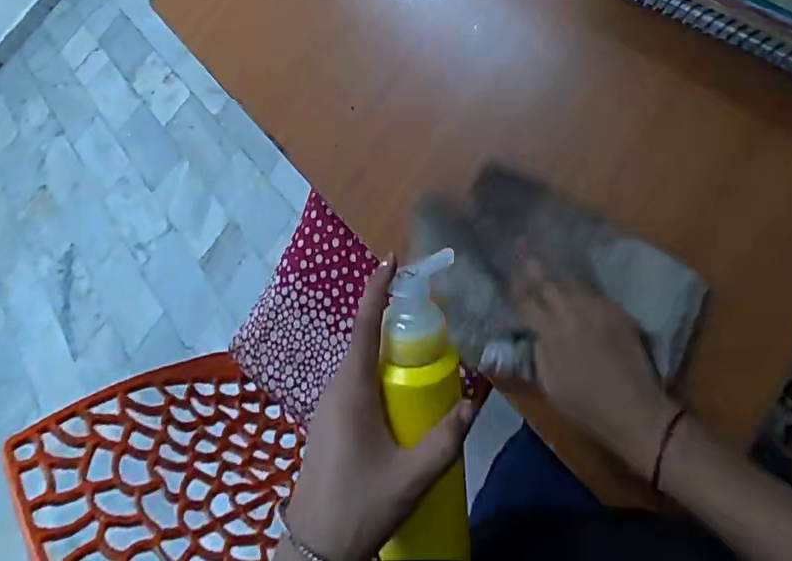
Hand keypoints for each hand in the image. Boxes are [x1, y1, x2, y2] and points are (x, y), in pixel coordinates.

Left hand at [284, 257, 476, 560]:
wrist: (316, 544)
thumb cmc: (361, 503)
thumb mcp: (412, 475)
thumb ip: (446, 438)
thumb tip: (475, 399)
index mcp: (352, 386)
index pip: (363, 323)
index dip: (377, 289)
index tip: (392, 259)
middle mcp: (337, 384)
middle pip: (364, 337)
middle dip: (390, 317)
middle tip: (425, 307)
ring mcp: (330, 402)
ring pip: (360, 360)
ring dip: (385, 347)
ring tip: (420, 347)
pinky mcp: (331, 418)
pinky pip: (357, 379)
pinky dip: (378, 370)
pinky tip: (399, 390)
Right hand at [514, 265, 680, 476]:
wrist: (638, 413)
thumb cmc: (588, 407)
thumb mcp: (550, 386)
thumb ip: (539, 353)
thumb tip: (536, 333)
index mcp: (551, 332)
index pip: (526, 300)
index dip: (517, 288)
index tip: (512, 279)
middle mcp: (571, 313)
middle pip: (548, 283)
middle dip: (536, 275)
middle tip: (529, 264)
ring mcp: (597, 310)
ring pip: (573, 285)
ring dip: (562, 285)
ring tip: (558, 285)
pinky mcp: (618, 313)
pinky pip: (596, 296)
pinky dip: (586, 297)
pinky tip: (585, 303)